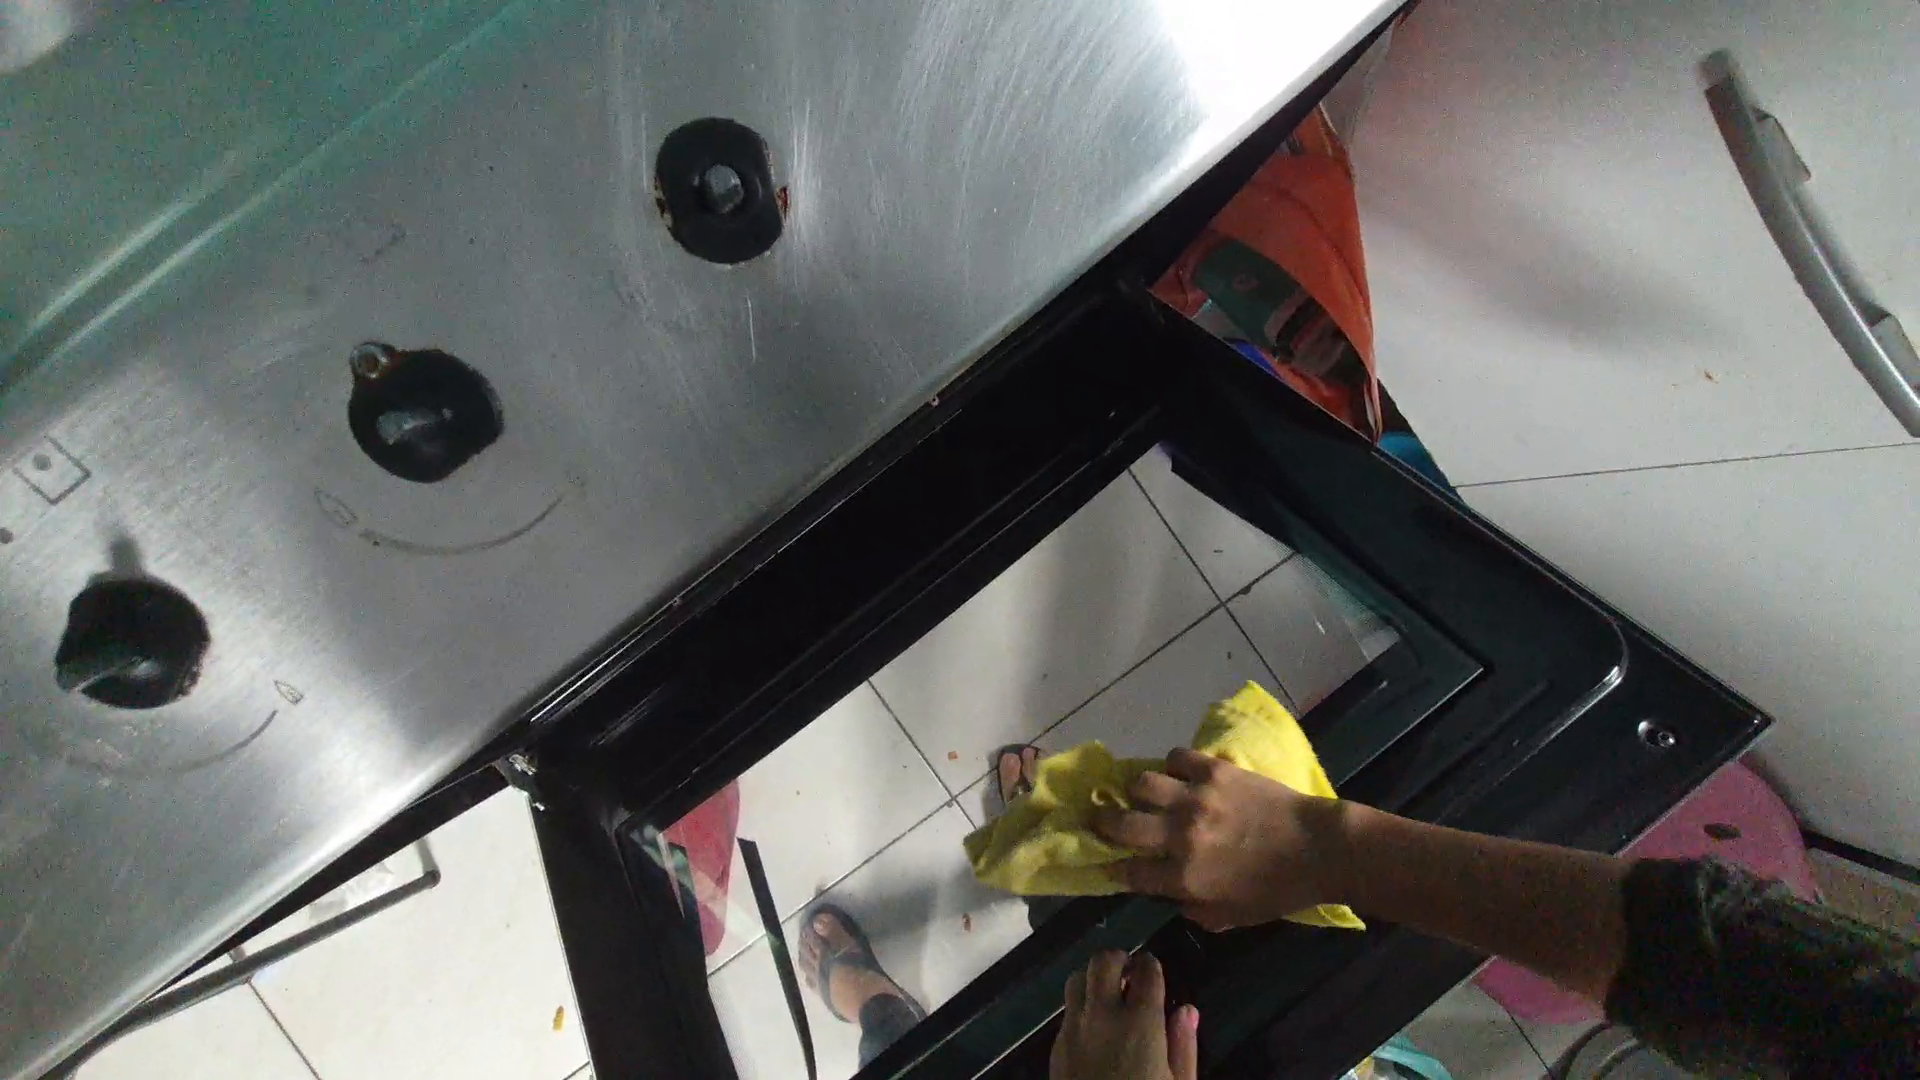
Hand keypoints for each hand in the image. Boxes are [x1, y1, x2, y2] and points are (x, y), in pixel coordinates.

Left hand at [1050, 950, 1197, 1079]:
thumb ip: (1183, 1046)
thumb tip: (1186, 1010)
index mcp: (1140, 1023)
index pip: (1145, 971)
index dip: (1151, 964)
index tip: (1154, 968)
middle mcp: (1102, 1016)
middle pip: (1102, 961)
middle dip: (1118, 958)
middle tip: (1130, 972)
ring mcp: (1074, 1030)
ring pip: (1077, 978)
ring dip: (1094, 977)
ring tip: (1110, 993)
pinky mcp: (1056, 1049)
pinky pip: (1067, 1011)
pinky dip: (1081, 1006)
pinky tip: (1096, 1026)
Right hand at [1092, 748, 1349, 929]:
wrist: (1318, 849)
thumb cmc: (1276, 889)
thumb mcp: (1229, 916)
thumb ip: (1189, 906)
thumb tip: (1164, 890)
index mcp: (1184, 877)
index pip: (1129, 873)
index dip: (1113, 868)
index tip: (1109, 863)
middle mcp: (1181, 835)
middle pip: (1121, 824)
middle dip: (1104, 822)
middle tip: (1103, 818)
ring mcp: (1196, 798)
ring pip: (1142, 783)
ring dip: (1140, 791)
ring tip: (1147, 794)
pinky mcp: (1213, 770)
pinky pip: (1175, 756)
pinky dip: (1174, 765)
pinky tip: (1182, 775)